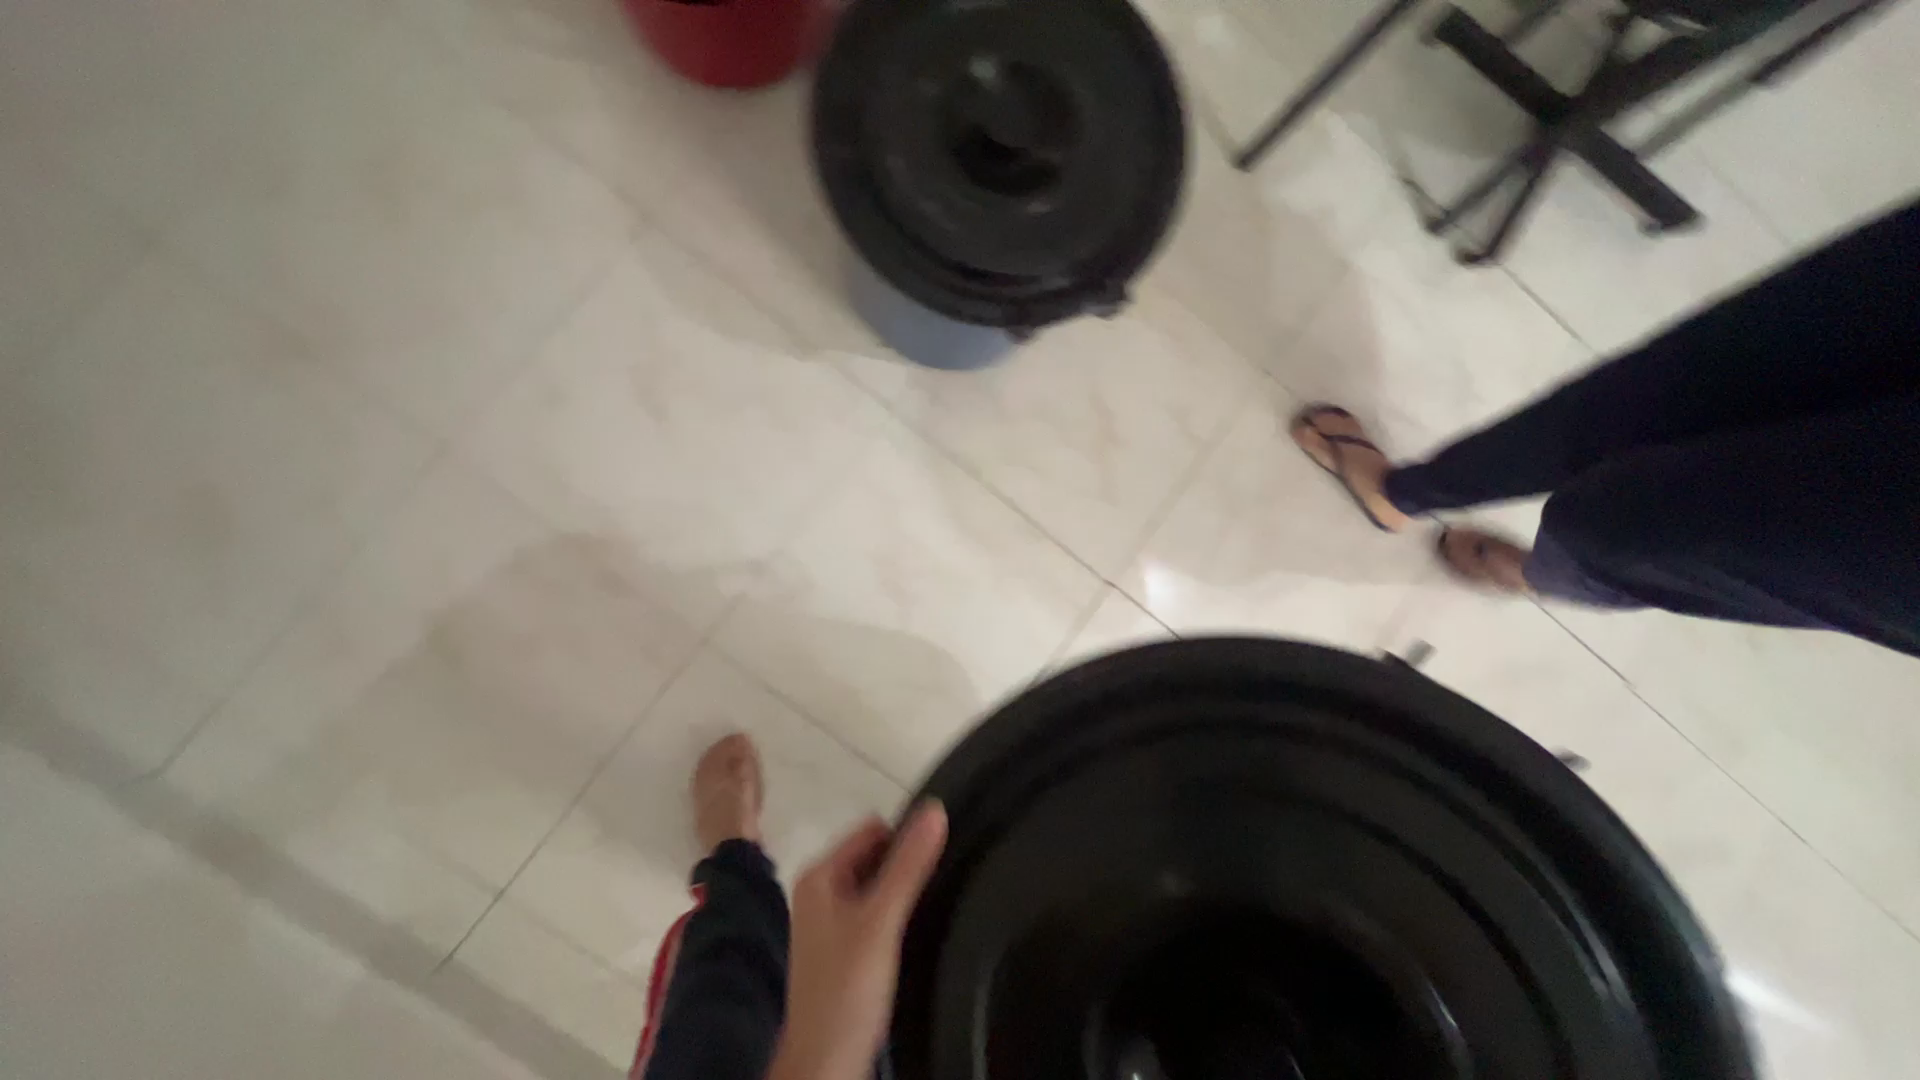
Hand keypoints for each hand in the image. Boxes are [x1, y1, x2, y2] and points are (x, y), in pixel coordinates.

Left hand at [770, 801, 948, 1079]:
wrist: (825, 1063)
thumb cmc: (848, 988)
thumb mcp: (882, 921)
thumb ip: (909, 866)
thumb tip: (935, 809)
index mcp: (819, 875)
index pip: (872, 829)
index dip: (905, 839)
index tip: (936, 860)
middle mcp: (819, 890)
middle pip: (874, 856)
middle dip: (904, 866)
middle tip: (934, 888)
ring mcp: (828, 920)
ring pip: (876, 885)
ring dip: (900, 893)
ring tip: (923, 912)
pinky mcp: (842, 946)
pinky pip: (874, 912)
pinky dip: (893, 917)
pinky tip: (910, 935)